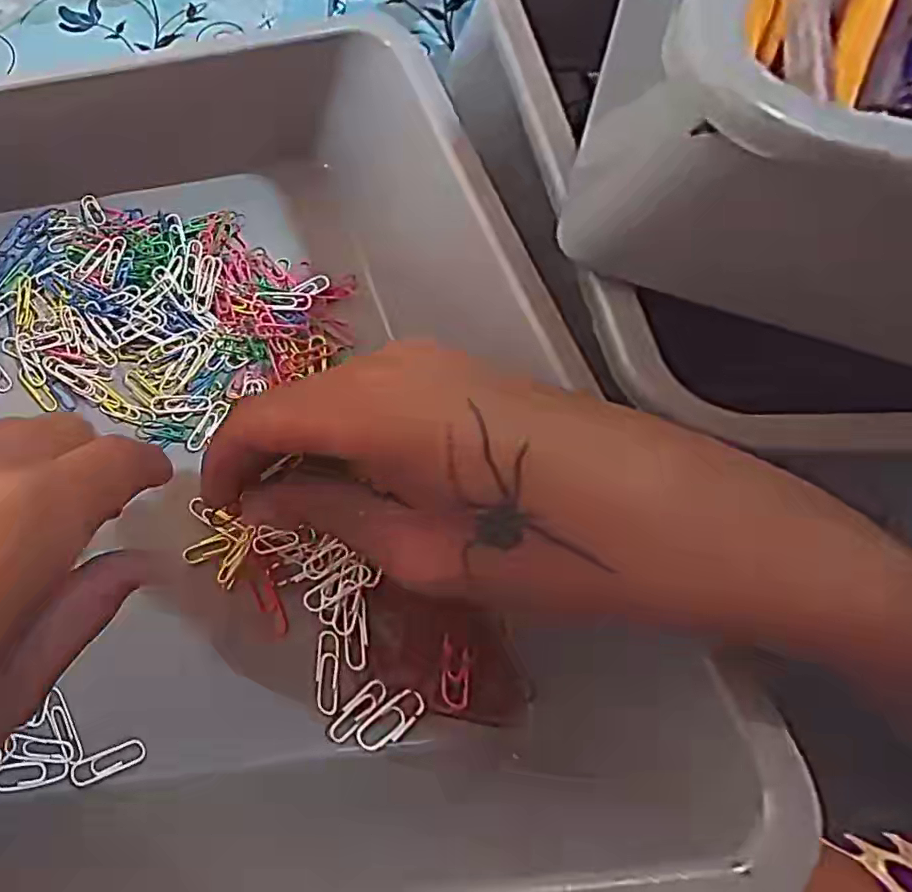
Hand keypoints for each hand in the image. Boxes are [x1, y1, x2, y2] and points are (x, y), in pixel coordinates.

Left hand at [0, 415, 169, 891]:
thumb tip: (134, 562)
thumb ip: (80, 610)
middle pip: (57, 429)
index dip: (143, 466)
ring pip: (2, 434)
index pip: (108, 458)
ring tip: (26, 529)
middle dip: (91, 462)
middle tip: (95, 518)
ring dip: (35, 465)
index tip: (156, 485)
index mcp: (15, 517)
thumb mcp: (4, 694)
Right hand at [201, 341, 911, 665]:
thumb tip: (257, 506)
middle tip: (258, 519)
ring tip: (304, 507)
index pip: (257, 418)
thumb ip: (324, 515)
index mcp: (370, 404)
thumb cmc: (550, 551)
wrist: (691, 519)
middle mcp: (385, 362)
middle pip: (285, 401)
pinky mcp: (448, 370)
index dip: (222, 464)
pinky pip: (361, 395)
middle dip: (256, 457)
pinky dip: (336, 434)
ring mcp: (421, 359)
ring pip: (321, 396)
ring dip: (297, 445)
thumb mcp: (419, 552)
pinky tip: (355, 479)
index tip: (220, 513)